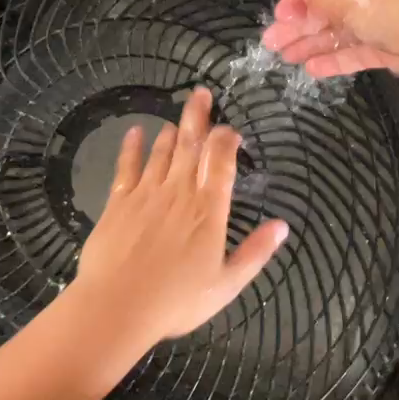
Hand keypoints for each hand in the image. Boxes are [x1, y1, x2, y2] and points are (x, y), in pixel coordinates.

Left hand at [69, 87, 288, 345]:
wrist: (116, 306)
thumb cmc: (176, 301)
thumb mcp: (226, 285)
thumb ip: (255, 253)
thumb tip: (282, 226)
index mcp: (208, 210)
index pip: (220, 161)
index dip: (226, 139)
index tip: (230, 130)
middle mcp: (179, 192)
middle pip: (190, 145)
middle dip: (197, 117)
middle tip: (200, 93)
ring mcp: (146, 194)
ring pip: (161, 153)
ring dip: (171, 133)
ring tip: (177, 120)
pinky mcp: (118, 202)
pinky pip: (126, 167)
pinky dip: (131, 148)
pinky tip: (134, 133)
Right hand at [261, 0, 398, 88]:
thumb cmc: (396, 9)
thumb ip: (319, 0)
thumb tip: (300, 8)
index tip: (279, 17)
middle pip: (327, 8)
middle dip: (299, 25)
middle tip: (271, 44)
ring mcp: (381, 22)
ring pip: (338, 32)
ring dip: (310, 44)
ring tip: (284, 58)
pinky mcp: (388, 50)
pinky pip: (354, 53)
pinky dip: (333, 59)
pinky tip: (311, 69)